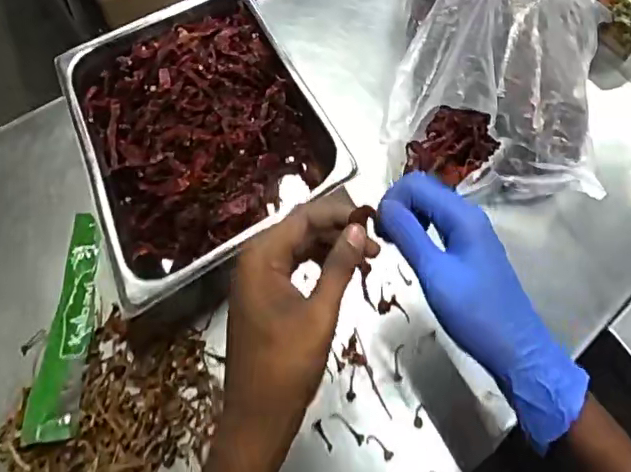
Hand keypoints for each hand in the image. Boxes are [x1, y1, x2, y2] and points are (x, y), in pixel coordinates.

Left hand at [210, 192, 378, 471]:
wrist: (256, 417)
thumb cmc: (286, 366)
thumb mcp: (319, 314)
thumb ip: (338, 267)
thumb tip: (358, 229)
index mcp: (260, 254)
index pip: (303, 216)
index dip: (338, 213)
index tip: (373, 220)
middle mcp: (254, 256)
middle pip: (299, 228)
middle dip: (337, 232)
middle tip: (376, 246)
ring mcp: (255, 275)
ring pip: (296, 246)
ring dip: (329, 248)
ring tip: (366, 259)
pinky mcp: (262, 292)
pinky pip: (291, 265)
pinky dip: (316, 264)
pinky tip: (341, 273)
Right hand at [376, 172, 587, 451]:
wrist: (519, 354)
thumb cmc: (476, 314)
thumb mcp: (434, 274)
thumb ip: (407, 234)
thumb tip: (384, 206)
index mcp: (461, 215)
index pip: (414, 183)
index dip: (391, 200)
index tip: (379, 230)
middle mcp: (468, 214)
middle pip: (422, 189)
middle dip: (397, 205)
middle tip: (383, 236)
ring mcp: (472, 229)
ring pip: (429, 204)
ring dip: (406, 216)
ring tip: (394, 243)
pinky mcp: (471, 246)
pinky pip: (438, 221)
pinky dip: (419, 227)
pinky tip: (414, 251)